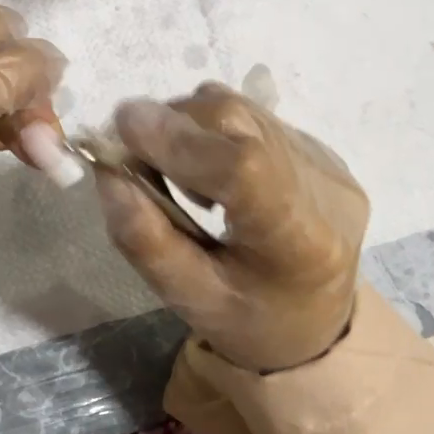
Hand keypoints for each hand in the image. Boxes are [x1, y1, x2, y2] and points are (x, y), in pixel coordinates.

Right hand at [95, 84, 367, 371]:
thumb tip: (106, 169)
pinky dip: (211, 129)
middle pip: (236, 122)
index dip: (176, 138)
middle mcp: (323, 189)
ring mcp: (326, 163)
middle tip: (136, 159)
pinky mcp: (321, 150)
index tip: (121, 128)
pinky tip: (210, 167)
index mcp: (298, 241)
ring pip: (239, 108)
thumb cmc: (246, 320)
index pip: (242, 166)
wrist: (315, 325)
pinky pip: (251, 116)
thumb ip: (142, 236)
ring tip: (177, 170)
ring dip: (187, 123)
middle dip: (170, 125)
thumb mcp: (185, 296)